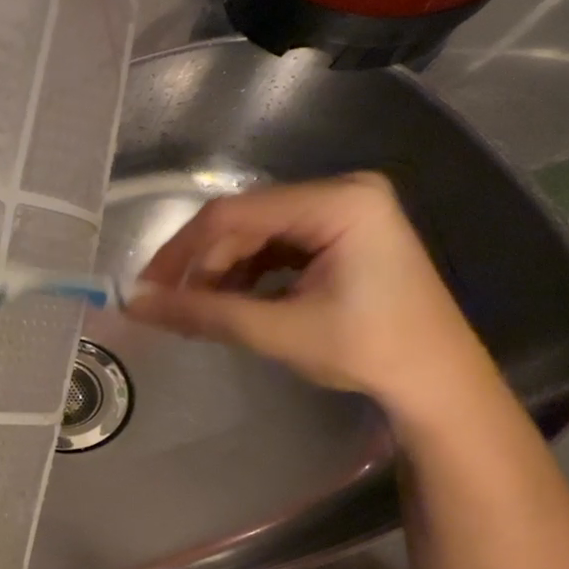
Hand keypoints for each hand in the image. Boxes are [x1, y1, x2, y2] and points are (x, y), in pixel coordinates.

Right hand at [125, 172, 492, 416]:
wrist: (435, 376)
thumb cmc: (366, 348)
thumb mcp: (275, 330)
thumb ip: (200, 313)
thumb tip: (133, 306)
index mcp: (339, 203)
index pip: (231, 215)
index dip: (178, 252)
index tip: (144, 292)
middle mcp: (342, 192)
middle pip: (241, 221)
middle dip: (199, 265)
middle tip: (168, 307)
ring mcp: (344, 211)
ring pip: (251, 235)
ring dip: (218, 273)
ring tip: (198, 312)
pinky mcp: (341, 233)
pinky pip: (273, 245)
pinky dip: (243, 275)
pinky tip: (230, 304)